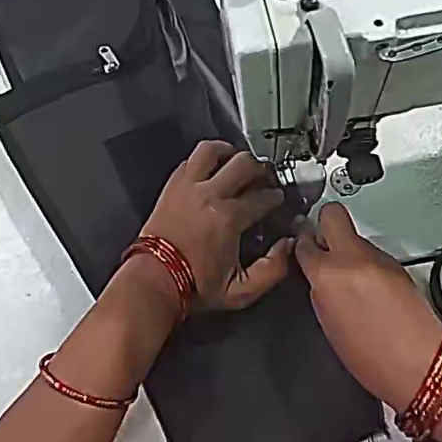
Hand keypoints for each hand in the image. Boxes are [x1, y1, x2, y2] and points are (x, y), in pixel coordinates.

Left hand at [140, 140, 293, 313]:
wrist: (155, 279)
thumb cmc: (192, 285)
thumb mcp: (240, 290)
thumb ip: (272, 270)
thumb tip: (286, 248)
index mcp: (229, 218)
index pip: (263, 196)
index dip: (275, 196)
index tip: (276, 200)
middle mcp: (209, 195)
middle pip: (244, 164)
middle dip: (260, 169)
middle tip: (264, 178)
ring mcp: (188, 187)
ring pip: (212, 150)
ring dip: (229, 153)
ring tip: (236, 162)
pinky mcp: (172, 186)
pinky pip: (190, 159)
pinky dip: (204, 160)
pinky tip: (210, 169)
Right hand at [296, 202, 441, 410]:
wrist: (422, 366)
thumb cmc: (375, 359)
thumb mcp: (328, 325)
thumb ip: (319, 290)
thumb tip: (316, 275)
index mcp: (328, 274)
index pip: (305, 241)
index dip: (302, 244)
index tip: (303, 247)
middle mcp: (354, 258)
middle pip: (332, 215)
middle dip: (324, 224)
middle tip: (322, 242)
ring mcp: (379, 259)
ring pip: (355, 236)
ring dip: (349, 251)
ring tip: (351, 280)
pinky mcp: (398, 266)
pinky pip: (374, 254)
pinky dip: (368, 265)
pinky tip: (369, 290)